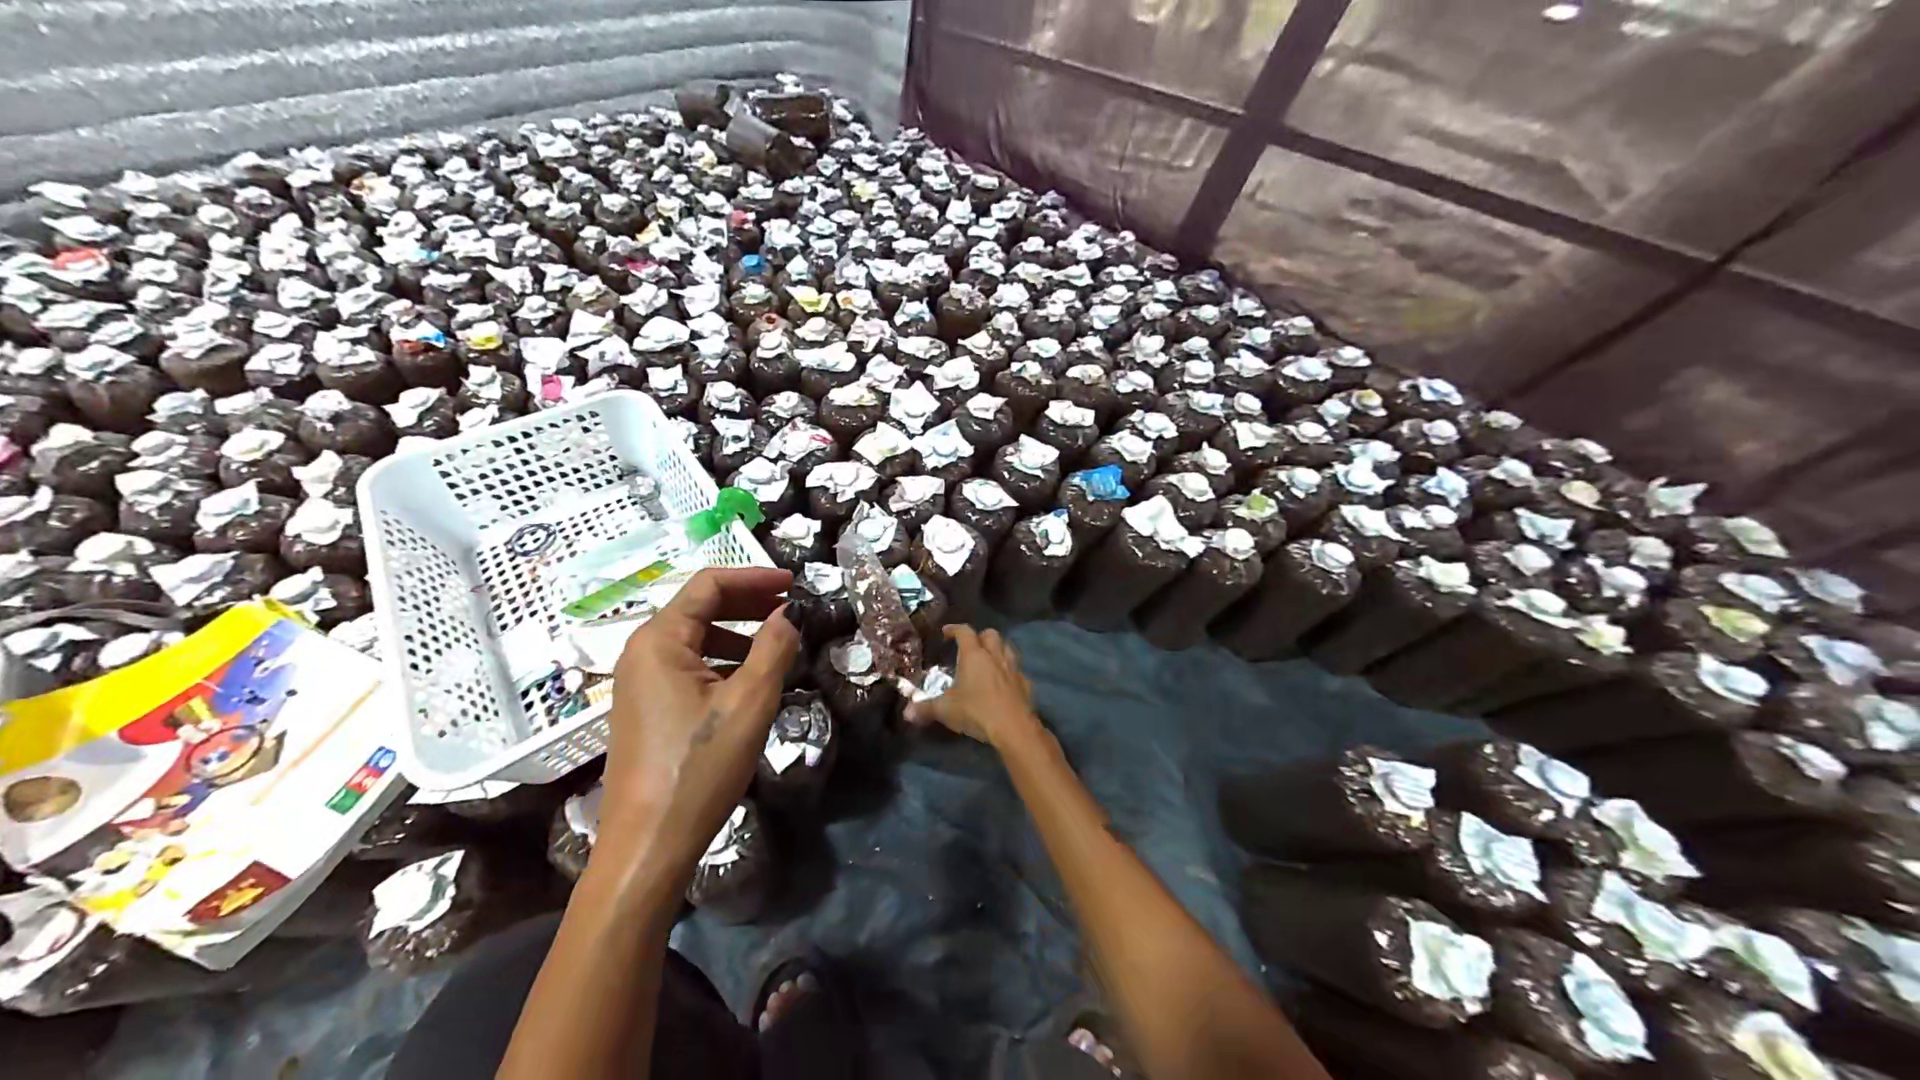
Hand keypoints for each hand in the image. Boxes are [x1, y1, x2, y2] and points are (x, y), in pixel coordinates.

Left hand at [596, 567, 799, 873]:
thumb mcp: (749, 703)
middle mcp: (642, 652)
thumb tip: (792, 611)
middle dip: (748, 603)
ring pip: (696, 638)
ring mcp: (640, 681)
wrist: (648, 843)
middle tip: (791, 609)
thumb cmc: (700, 766)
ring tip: (779, 645)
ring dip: (738, 633)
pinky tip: (751, 680)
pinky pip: (688, 666)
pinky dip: (723, 661)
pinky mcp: (647, 707)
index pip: (709, 584)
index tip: (794, 583)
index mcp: (659, 640)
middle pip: (699, 607)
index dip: (754, 578)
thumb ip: (774, 647)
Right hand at [905, 626, 1040, 747]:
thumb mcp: (945, 710)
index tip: (946, 632)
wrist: (1013, 728)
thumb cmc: (976, 711)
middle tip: (970, 647)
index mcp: (974, 656)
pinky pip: (1017, 671)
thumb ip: (925, 709)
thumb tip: (906, 713)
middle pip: (991, 634)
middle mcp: (995, 656)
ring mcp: (1013, 669)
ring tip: (988, 660)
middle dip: (980, 636)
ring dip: (998, 650)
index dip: (955, 629)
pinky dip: (1009, 672)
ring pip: (1008, 648)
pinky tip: (1004, 683)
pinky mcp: (1026, 684)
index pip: (965, 631)